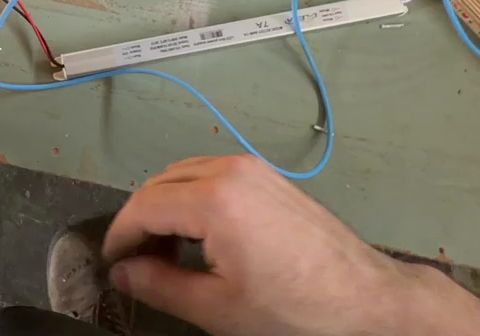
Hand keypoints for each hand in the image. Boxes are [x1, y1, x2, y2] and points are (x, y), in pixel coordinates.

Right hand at [103, 156, 479, 335]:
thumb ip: (161, 285)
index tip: (109, 261)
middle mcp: (227, 168)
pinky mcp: (266, 175)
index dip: (120, 233)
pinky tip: (197, 234)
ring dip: (165, 206)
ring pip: (184, 173)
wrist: (370, 305)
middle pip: (161, 182)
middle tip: (134, 262)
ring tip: (163, 252)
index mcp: (213, 197)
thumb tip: (122, 273)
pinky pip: (210, 174)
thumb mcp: (220, 309)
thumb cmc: (295, 312)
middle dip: (141, 219)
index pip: (145, 205)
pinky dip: (191, 197)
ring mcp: (249, 167)